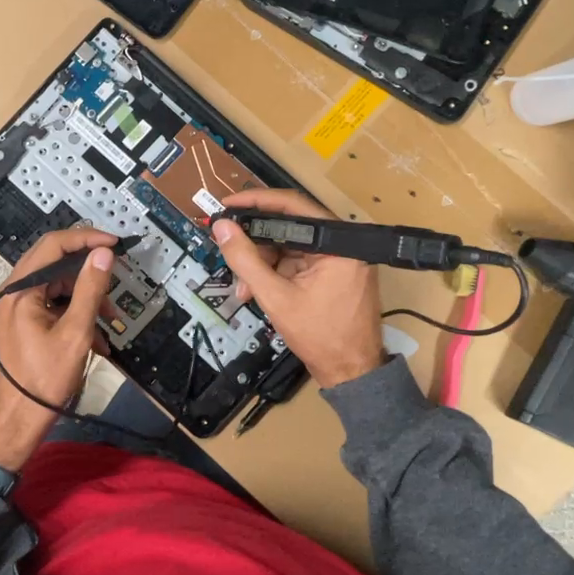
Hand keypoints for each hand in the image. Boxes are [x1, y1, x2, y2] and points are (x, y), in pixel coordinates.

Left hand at [0, 227, 116, 470]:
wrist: (19, 419)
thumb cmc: (44, 379)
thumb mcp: (75, 333)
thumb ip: (90, 290)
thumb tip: (104, 254)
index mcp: (19, 289)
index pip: (53, 245)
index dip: (86, 238)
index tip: (115, 243)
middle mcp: (12, 291)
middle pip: (54, 263)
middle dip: (88, 271)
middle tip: (116, 278)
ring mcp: (15, 306)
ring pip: (56, 286)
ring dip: (85, 297)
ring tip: (109, 320)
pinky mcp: (21, 321)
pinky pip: (51, 305)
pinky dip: (73, 313)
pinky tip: (95, 337)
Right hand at [211, 189, 385, 387]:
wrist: (351, 372)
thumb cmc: (320, 336)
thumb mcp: (275, 296)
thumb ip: (245, 260)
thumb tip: (222, 228)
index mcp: (338, 244)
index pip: (293, 207)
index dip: (255, 202)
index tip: (227, 206)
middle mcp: (342, 245)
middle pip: (288, 228)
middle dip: (255, 243)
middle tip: (228, 249)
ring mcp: (338, 260)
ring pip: (288, 247)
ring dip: (261, 263)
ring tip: (244, 287)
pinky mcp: (332, 274)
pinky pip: (296, 263)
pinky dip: (274, 274)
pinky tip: (257, 289)